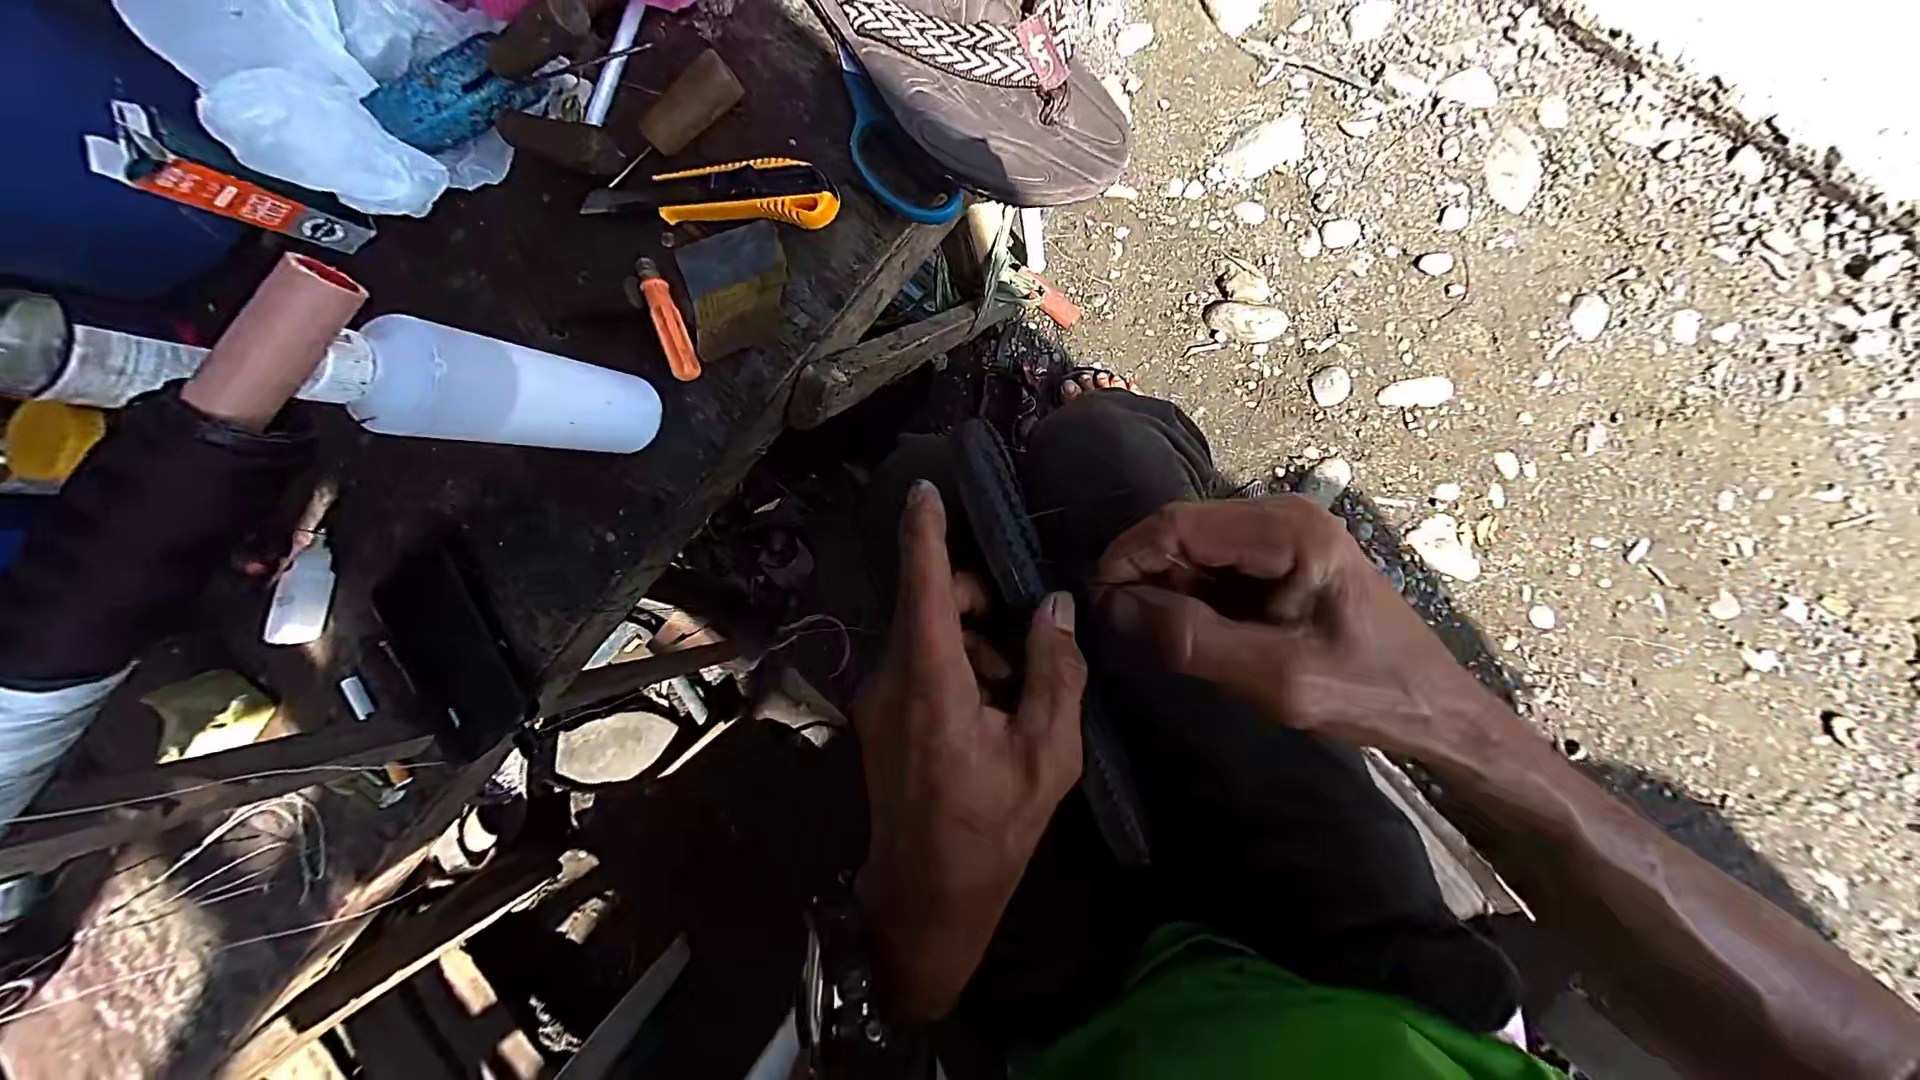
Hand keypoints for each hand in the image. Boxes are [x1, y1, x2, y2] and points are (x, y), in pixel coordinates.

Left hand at [853, 481, 1085, 1022]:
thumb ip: (1053, 672)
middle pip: (929, 604)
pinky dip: (954, 663)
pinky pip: (917, 661)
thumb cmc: (990, 833)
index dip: (924, 532)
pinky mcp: (877, 712)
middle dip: (976, 602)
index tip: (926, 489)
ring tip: (1010, 692)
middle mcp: (891, 679)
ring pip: (925, 632)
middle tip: (1023, 643)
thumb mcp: (1047, 755)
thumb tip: (1056, 607)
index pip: (922, 588)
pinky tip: (986, 707)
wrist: (923, 901)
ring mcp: (876, 697)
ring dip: (971, 640)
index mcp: (932, 685)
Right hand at [1095, 497, 1518, 763]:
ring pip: (1191, 546)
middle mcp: (1282, 515)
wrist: (1438, 711)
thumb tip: (1113, 605)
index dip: (1127, 558)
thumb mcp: (1275, 678)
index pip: (1178, 525)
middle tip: (1123, 625)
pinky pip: (1211, 563)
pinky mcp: (1279, 554)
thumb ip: (1190, 638)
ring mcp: (1282, 532)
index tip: (1097, 603)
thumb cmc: (1369, 693)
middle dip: (1143, 573)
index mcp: (1289, 531)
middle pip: (1181, 530)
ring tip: (1157, 633)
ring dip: (1164, 586)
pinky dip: (1187, 593)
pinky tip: (1191, 628)